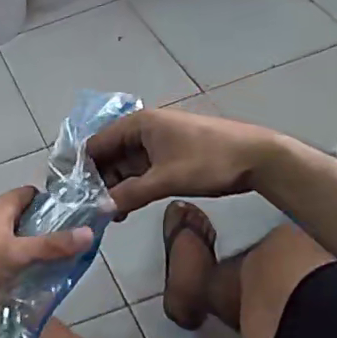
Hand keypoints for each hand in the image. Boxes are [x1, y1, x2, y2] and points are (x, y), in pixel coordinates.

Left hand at [0, 187, 91, 298]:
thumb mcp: (18, 253)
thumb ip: (52, 245)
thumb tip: (88, 232)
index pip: (29, 193)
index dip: (48, 202)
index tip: (67, 217)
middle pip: (18, 214)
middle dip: (38, 226)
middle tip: (61, 245)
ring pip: (6, 233)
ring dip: (23, 244)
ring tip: (45, 262)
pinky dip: (8, 256)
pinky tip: (19, 274)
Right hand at [86, 107, 286, 214]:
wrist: (262, 158)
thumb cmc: (210, 162)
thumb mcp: (166, 180)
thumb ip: (130, 194)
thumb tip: (100, 209)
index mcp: (138, 124)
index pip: (96, 143)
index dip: (83, 168)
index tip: (75, 193)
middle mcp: (144, 127)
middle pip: (110, 154)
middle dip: (101, 180)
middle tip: (94, 209)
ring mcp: (159, 140)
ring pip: (126, 163)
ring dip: (118, 186)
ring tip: (113, 214)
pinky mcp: (172, 152)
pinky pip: (143, 168)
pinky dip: (134, 185)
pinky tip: (129, 206)